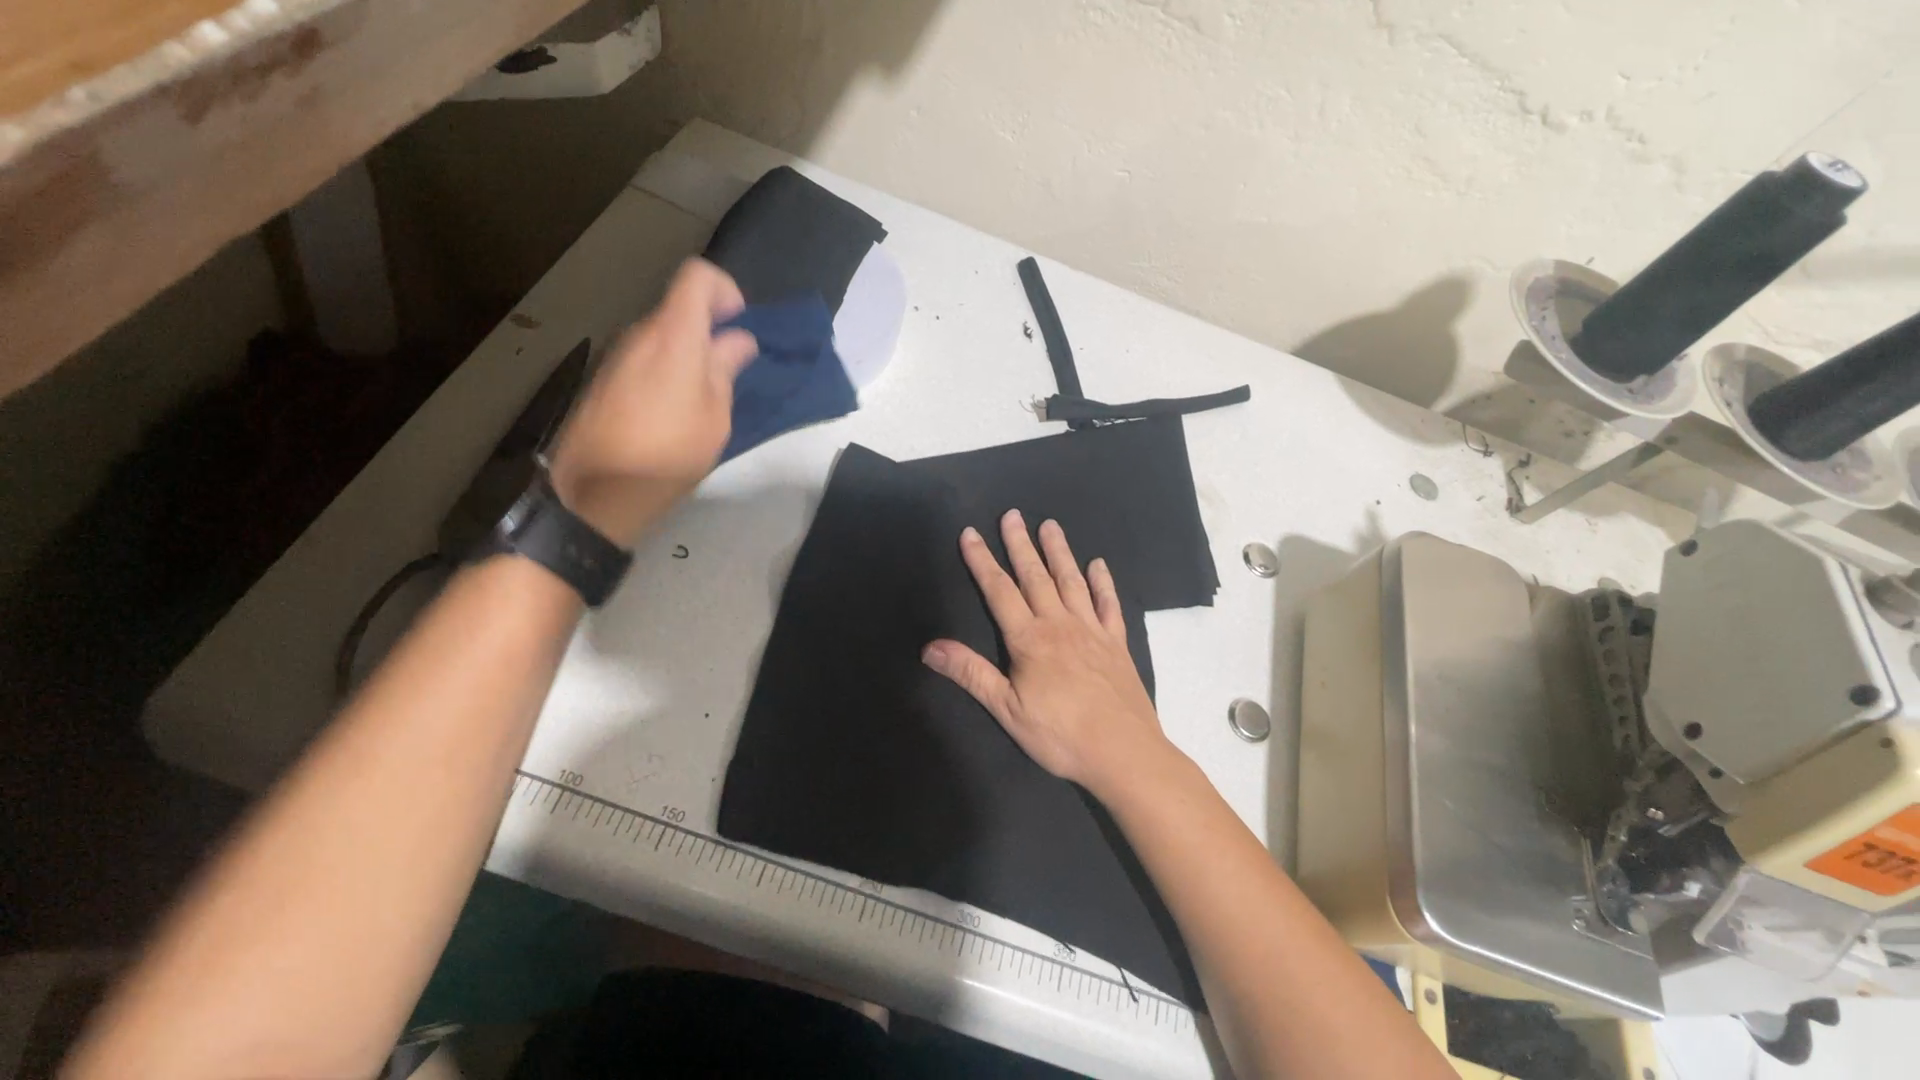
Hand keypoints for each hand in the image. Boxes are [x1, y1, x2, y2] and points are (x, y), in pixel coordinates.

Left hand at [548, 259, 758, 547]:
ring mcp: (616, 356)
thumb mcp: (715, 418)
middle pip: (677, 309)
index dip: (724, 290)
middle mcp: (640, 334)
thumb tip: (736, 340)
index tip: (738, 324)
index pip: (697, 277)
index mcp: (673, 336)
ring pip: (659, 336)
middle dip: (707, 329)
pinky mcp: (603, 379)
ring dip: (684, 354)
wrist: (598, 493)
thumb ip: (725, 370)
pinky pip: (641, 359)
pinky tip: (670, 412)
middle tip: (728, 371)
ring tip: (700, 398)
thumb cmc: (669, 455)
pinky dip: (662, 371)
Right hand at [922, 510, 1174, 800]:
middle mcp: (1060, 625)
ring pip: (1072, 581)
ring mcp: (1092, 631)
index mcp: (1029, 640)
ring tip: (1050, 525)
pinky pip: (1109, 605)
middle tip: (1012, 515)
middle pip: (1036, 577)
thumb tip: (930, 647)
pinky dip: (1103, 583)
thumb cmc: (1060, 735)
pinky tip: (1099, 566)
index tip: (971, 534)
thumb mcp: (1007, 710)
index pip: (999, 591)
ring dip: (1059, 552)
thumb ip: (971, 674)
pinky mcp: (1117, 644)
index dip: (982, 561)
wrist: (1123, 752)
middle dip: (1020, 545)